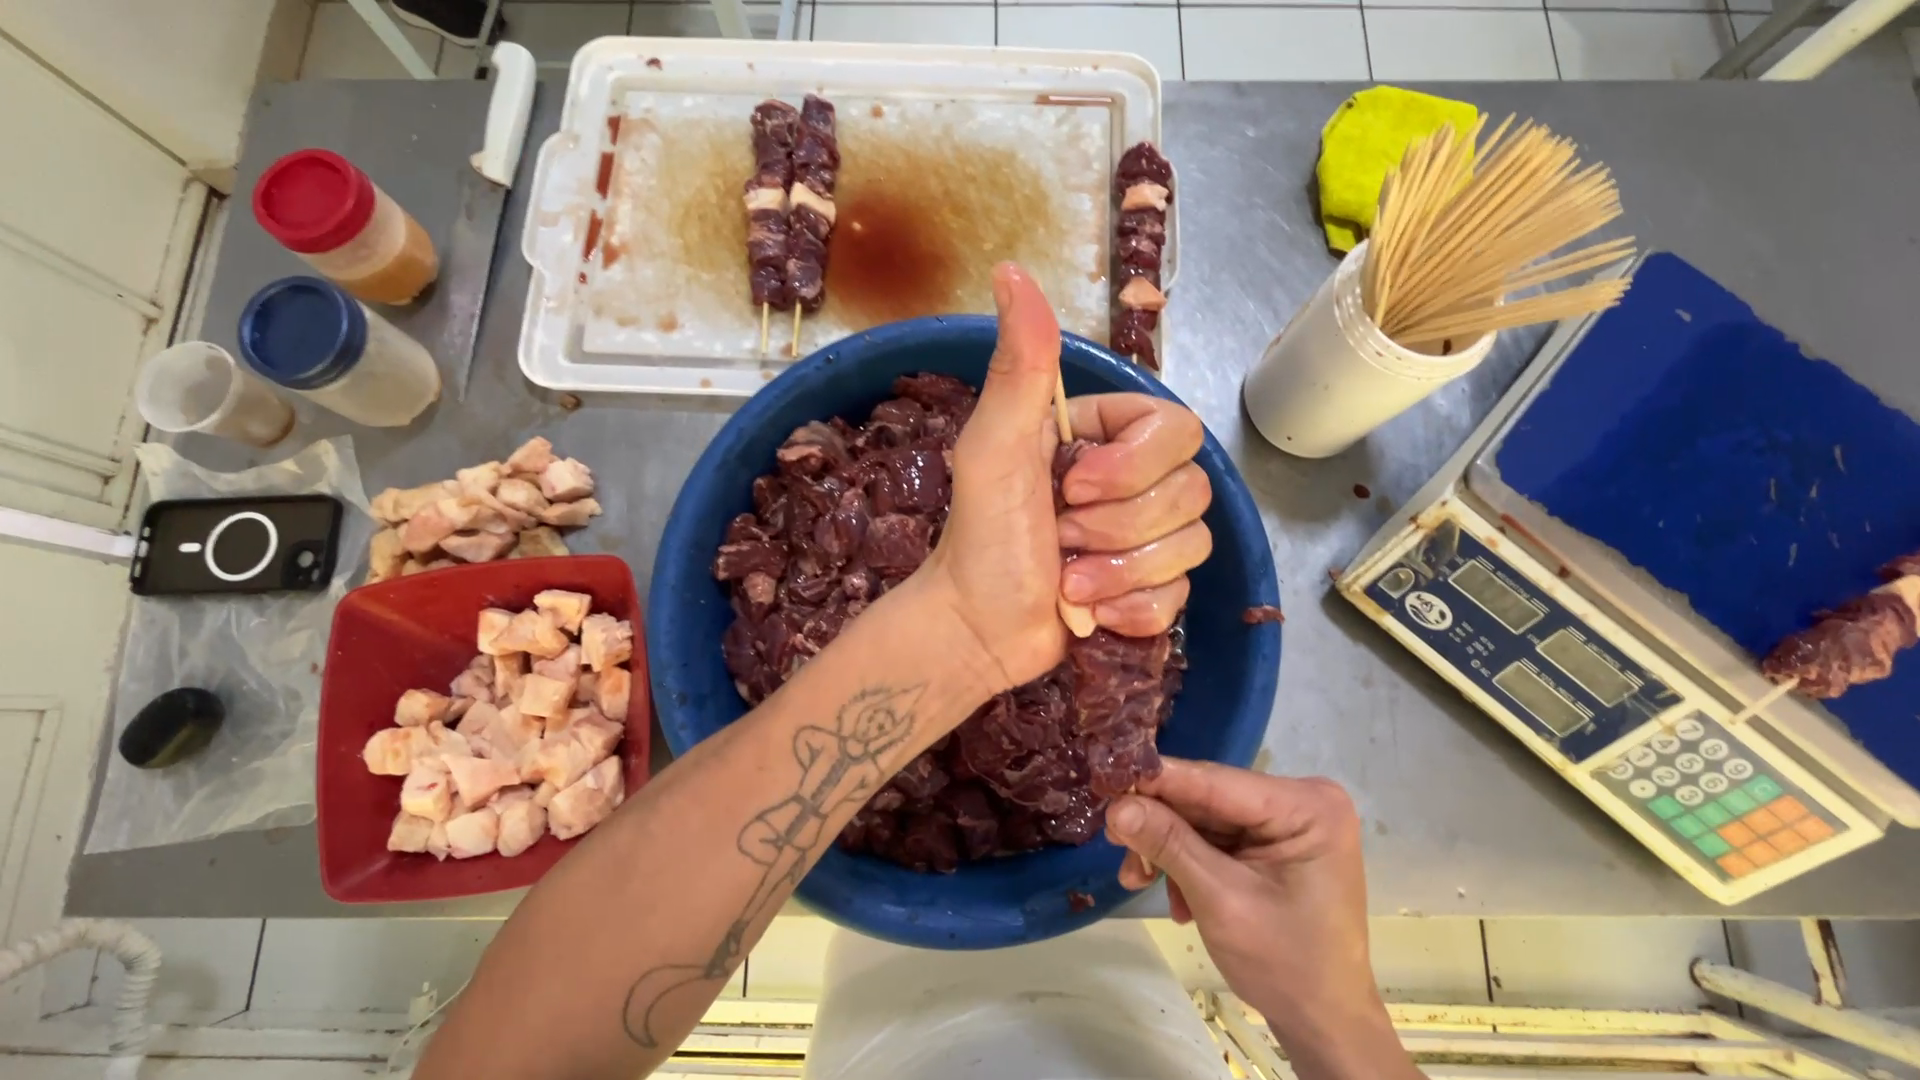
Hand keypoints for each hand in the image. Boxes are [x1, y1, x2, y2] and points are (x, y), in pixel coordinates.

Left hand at [917, 263, 1212, 692]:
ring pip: (1193, 543)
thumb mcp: (994, 449)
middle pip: (1191, 490)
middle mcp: (1130, 479)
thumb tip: (1011, 272)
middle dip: (1119, 528)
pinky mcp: (1149, 586)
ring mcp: (1144, 535)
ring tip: (1069, 582)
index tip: (1072, 488)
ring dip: (1122, 572)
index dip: (1134, 466)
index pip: (1177, 427)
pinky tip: (1092, 613)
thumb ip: (1018, 367)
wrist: (976, 631)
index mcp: (1101, 437)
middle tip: (1060, 539)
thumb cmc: (981, 539)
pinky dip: (1134, 610)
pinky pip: (1182, 593)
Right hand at [1105, 760, 1419, 1079]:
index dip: (1156, 781)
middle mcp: (1300, 799)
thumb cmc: (1285, 964)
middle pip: (1207, 799)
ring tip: (1138, 880)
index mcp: (1307, 805)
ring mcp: (1287, 821)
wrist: (1324, 1023)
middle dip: (1160, 826)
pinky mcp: (1274, 841)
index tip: (1105, 780)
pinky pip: (1216, 837)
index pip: (1215, 780)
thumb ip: (1168, 844)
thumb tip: (1115, 807)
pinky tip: (1175, 896)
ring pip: (1204, 819)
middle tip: (1113, 843)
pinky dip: (1188, 861)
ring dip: (1168, 850)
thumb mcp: (1220, 899)